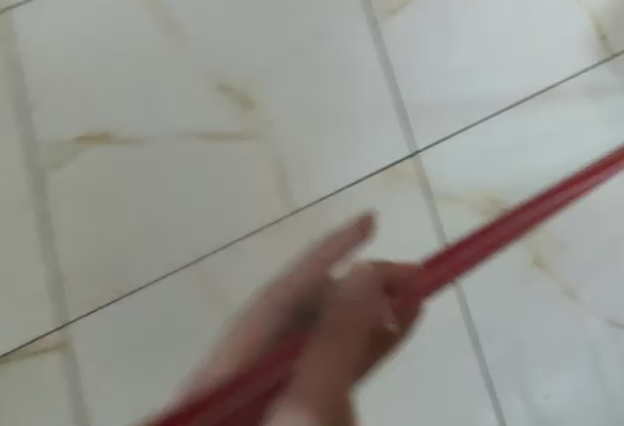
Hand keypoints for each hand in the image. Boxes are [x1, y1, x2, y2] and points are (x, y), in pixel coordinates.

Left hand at [179, 214, 421, 425]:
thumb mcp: (314, 408)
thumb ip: (335, 338)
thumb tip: (367, 271)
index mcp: (207, 394)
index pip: (268, 306)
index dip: (323, 257)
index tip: (373, 219)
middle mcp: (221, 399)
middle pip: (290, 324)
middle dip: (356, 290)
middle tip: (412, 274)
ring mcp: (252, 414)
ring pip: (312, 346)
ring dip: (366, 316)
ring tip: (415, 297)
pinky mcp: (285, 422)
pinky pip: (322, 372)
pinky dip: (361, 347)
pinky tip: (398, 326)